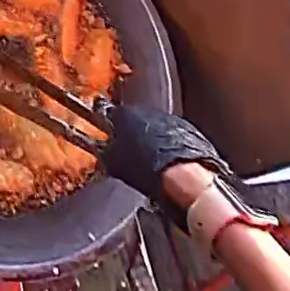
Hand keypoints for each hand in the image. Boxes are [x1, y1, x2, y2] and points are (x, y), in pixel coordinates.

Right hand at [97, 103, 231, 199]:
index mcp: (125, 114)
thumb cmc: (147, 169)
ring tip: (151, 161)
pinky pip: (173, 136)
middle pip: (134, 119)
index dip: (109, 127)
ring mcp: (169, 120)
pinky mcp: (189, 131)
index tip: (108, 136)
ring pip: (154, 127)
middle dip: (132, 133)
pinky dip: (169, 146)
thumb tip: (100, 151)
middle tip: (130, 151)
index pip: (111, 114)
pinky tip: (169, 163)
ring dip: (152, 139)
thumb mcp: (114, 164)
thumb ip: (104, 152)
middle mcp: (147, 111)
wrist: (185, 179)